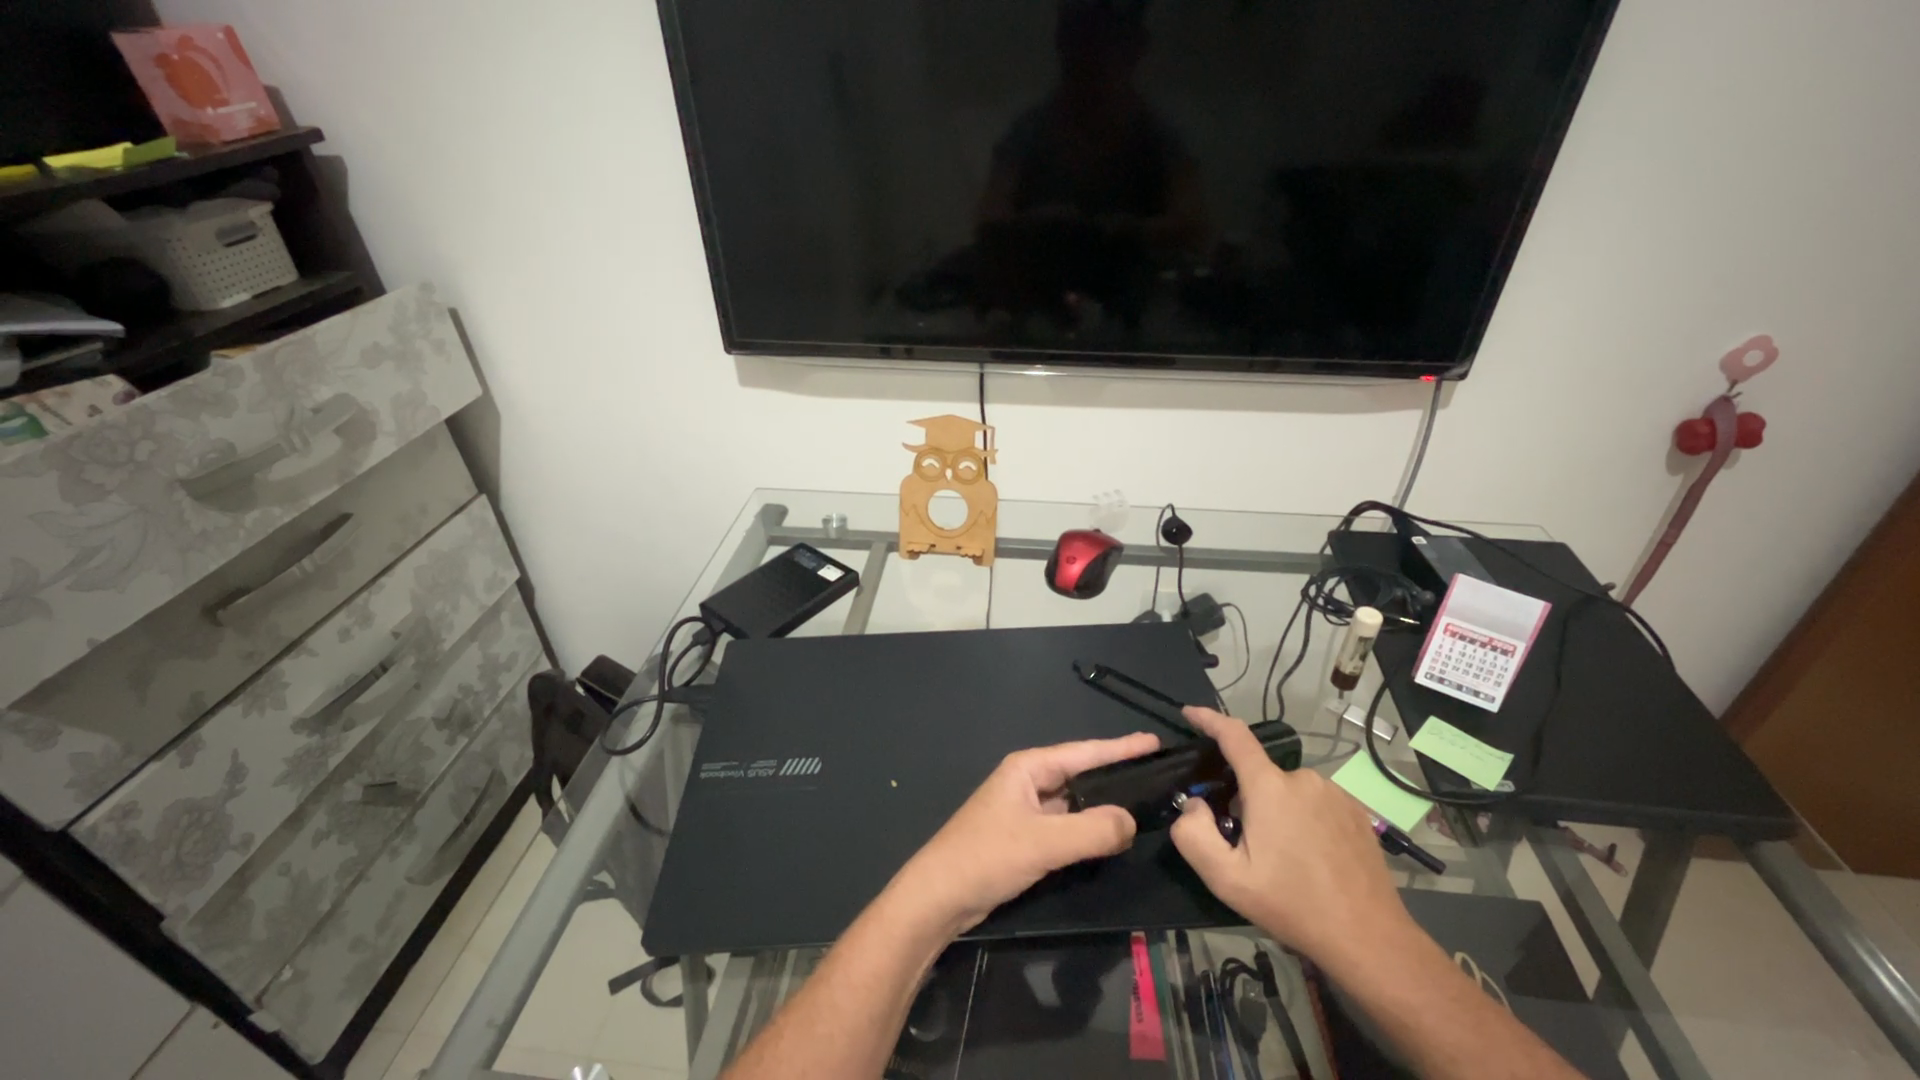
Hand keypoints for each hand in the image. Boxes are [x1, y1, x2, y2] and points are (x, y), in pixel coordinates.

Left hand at [887, 733, 1159, 935]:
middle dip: (1117, 774)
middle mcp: (1028, 782)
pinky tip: (1113, 834)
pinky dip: (1090, 828)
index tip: (1156, 742)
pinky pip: (1068, 826)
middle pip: (1082, 774)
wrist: (939, 898)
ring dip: (1105, 804)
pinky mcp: (1026, 838)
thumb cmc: (986, 857)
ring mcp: (1026, 811)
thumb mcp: (1044, 842)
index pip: (1085, 752)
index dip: (1121, 747)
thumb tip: (1132, 821)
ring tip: (1146, 802)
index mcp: (1028, 768)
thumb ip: (1092, 829)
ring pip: (1076, 802)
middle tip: (1160, 775)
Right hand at [1170, 707, 1411, 964]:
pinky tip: (1310, 859)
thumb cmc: (1291, 904)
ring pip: (1287, 792)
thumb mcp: (1226, 878)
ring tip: (1282, 860)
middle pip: (1259, 777)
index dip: (1209, 719)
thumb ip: (1193, 834)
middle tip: (1245, 846)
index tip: (1190, 713)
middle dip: (1244, 801)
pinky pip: (1314, 804)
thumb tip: (1194, 805)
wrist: (1367, 936)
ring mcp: (1334, 793)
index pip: (1234, 735)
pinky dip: (1302, 820)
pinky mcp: (1356, 812)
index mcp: (1269, 788)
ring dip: (1275, 813)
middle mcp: (1303, 779)